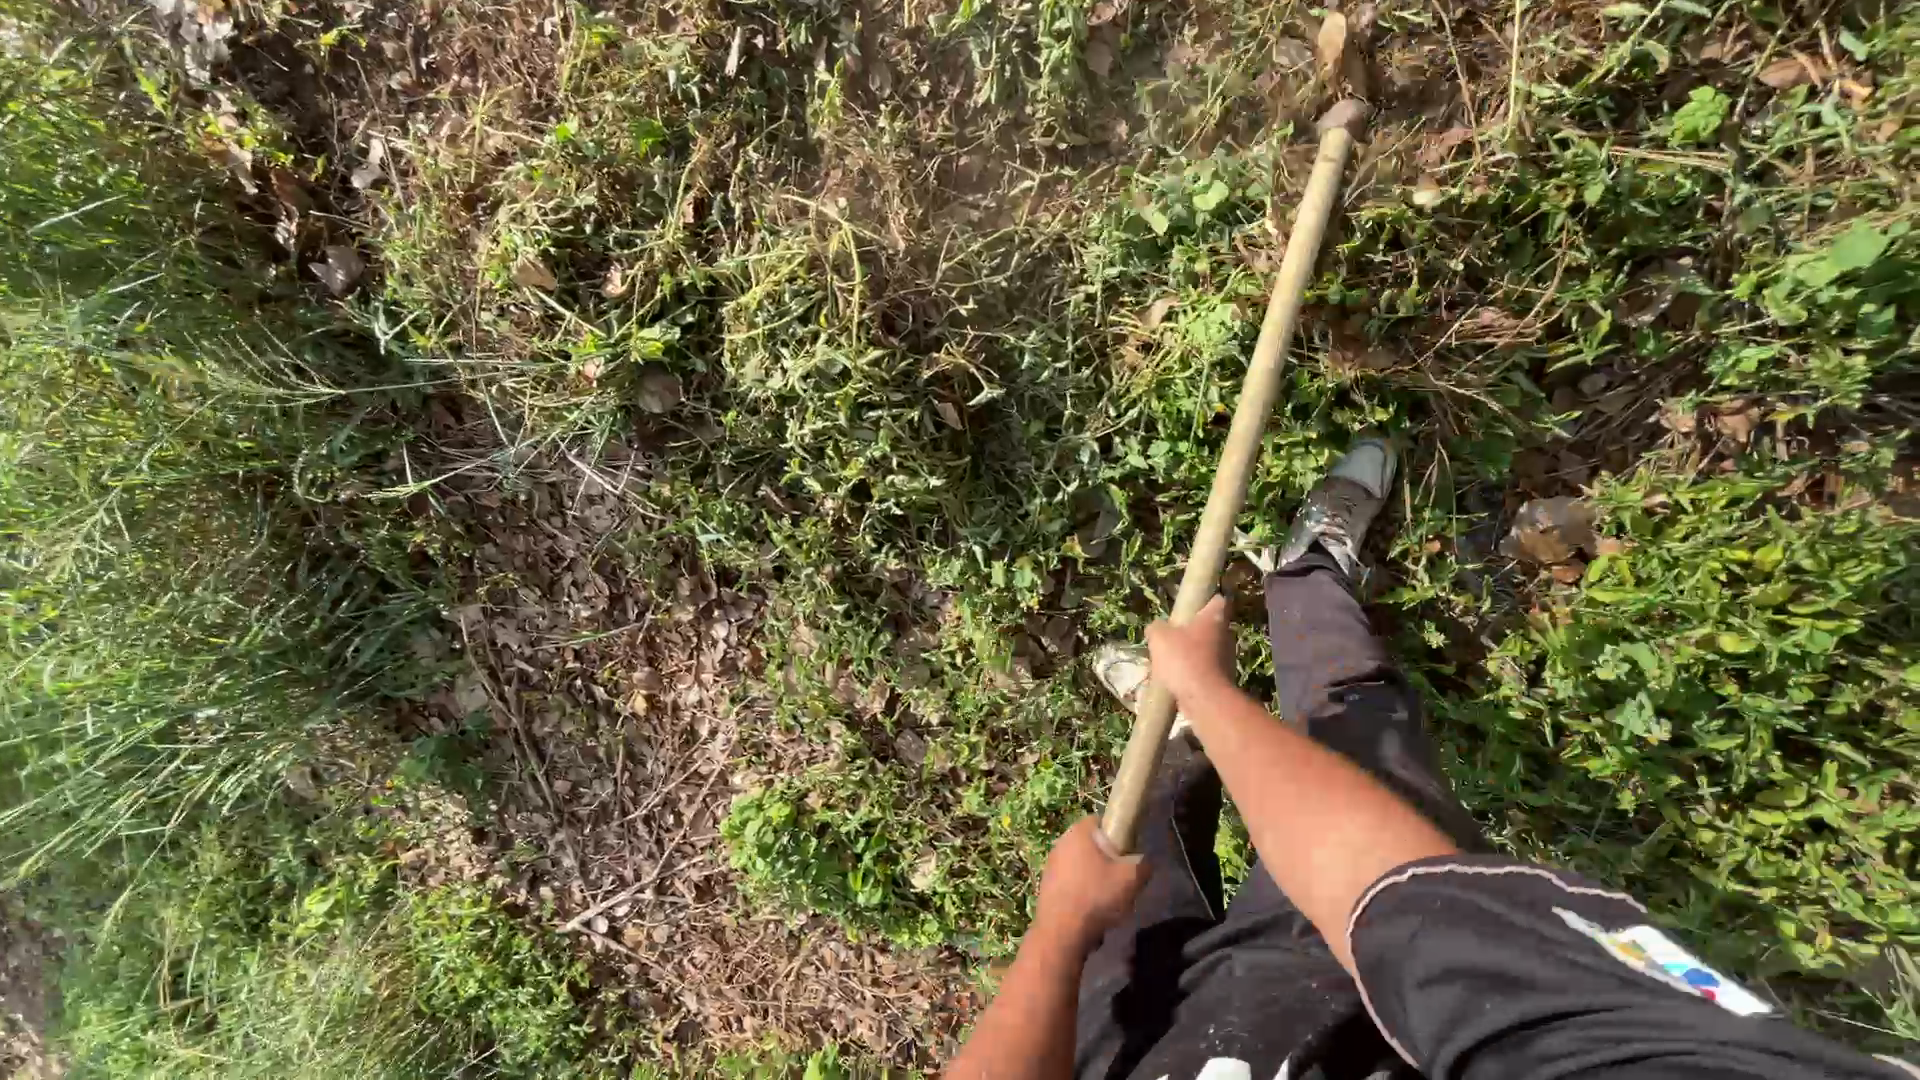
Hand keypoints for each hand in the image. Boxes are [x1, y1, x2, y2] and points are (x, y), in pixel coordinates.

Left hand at [1033, 818, 1149, 954]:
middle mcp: (1061, 841)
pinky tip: (1091, 908)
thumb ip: (1143, 863)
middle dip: (1106, 857)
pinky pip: (1070, 880)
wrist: (1062, 932)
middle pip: (1091, 843)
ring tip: (1107, 897)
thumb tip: (1143, 860)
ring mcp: (1051, 862)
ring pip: (1080, 863)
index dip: (1118, 834)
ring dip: (1094, 875)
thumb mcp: (1132, 879)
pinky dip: (1082, 889)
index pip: (1102, 821)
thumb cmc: (1097, 897)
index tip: (1128, 852)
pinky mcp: (1046, 883)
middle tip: (1121, 876)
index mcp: (1079, 831)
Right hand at [1144, 594, 1235, 704]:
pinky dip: (1193, 672)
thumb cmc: (1183, 659)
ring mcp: (1227, 658)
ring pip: (1207, 649)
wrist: (1204, 698)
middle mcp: (1226, 635)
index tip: (1191, 606)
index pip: (1218, 600)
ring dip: (1191, 653)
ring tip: (1170, 662)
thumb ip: (1156, 627)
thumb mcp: (1159, 637)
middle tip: (1172, 636)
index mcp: (1214, 618)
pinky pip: (1205, 669)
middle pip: (1210, 626)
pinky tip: (1176, 679)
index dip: (1205, 600)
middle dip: (1192, 630)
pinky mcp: (1223, 678)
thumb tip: (1157, 627)